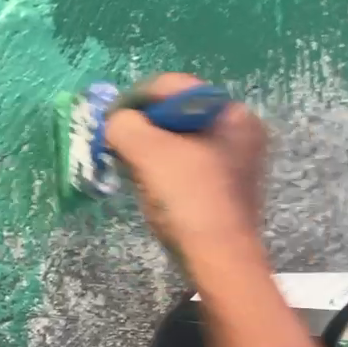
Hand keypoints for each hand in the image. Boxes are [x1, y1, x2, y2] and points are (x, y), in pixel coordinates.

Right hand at [103, 73, 268, 258]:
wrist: (217, 258)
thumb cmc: (188, 198)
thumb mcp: (149, 153)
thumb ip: (124, 126)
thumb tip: (116, 123)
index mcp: (231, 113)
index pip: (173, 88)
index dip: (135, 100)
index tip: (108, 121)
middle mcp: (239, 131)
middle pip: (176, 114)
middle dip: (142, 127)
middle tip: (116, 146)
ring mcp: (234, 162)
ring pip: (179, 141)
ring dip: (149, 149)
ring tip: (129, 168)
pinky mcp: (224, 188)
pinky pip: (186, 165)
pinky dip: (162, 169)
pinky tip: (149, 187)